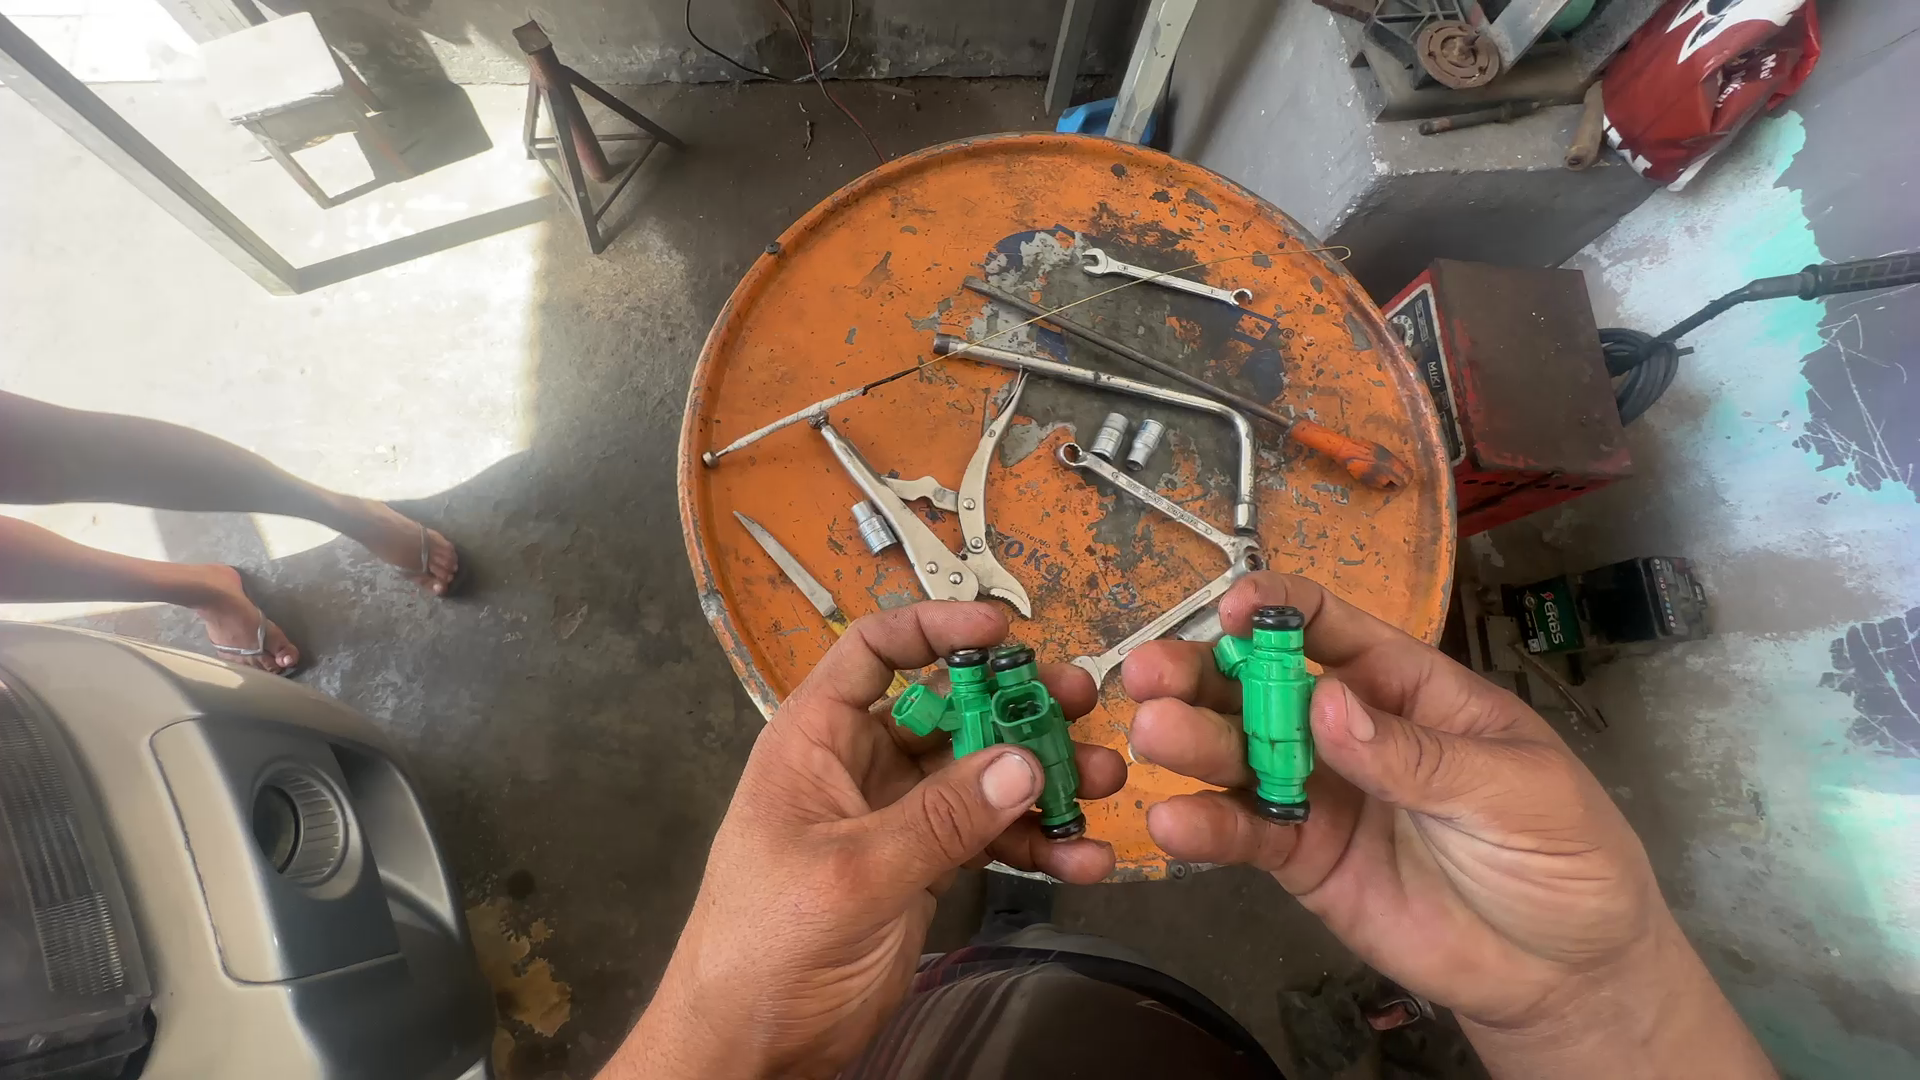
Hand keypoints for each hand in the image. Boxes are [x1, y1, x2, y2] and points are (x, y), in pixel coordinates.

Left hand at [606, 601, 1122, 1079]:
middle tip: (1080, 700)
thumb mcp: (853, 873)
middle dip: (1014, 705)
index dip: (934, 627)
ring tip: (1103, 780)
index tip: (1001, 630)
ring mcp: (901, 811)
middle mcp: (865, 760)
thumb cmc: (771, 942)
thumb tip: (1024, 764)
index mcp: (820, 736)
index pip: (874, 651)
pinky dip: (1034, 843)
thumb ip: (940, 818)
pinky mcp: (928, 860)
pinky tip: (1084, 858)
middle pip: (948, 709)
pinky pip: (989, 834)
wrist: (753, 1049)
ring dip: (1040, 775)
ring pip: (979, 772)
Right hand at [1124, 573, 1771, 1076]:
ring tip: (1150, 736)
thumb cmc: (1562, 856)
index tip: (1230, 610)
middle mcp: (1335, 725)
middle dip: (1198, 672)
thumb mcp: (1517, 792)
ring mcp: (1309, 787)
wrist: (1563, 977)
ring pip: (1233, 750)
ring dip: (1187, 739)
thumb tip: (1326, 704)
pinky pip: (1242, 831)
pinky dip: (1204, 826)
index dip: (1274, 607)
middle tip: (1148, 675)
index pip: (1324, 624)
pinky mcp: (1294, 851)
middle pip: (1254, 683)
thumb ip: (1419, 753)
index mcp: (1394, 684)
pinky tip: (1172, 823)